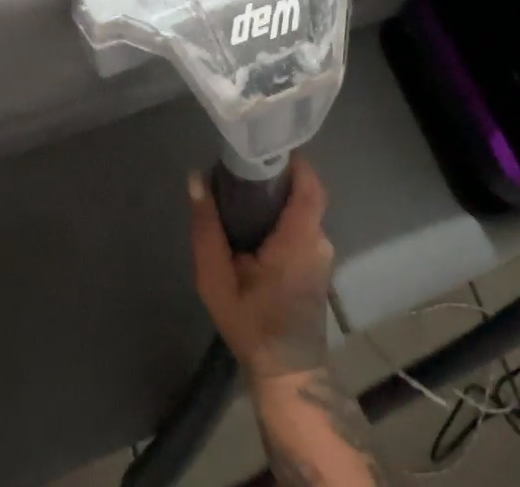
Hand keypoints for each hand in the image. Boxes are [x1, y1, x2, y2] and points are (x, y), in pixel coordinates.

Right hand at [189, 159, 334, 379]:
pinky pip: (302, 228)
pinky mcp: (318, 265)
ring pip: (302, 212)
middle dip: (275, 178)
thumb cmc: (250, 324)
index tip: (264, 146)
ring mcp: (323, 255)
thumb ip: (206, 227)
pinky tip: (253, 227)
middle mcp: (319, 242)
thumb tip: (196, 179)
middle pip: (304, 194)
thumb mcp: (215, 277)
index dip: (294, 161)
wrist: (286, 372)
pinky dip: (281, 218)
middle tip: (239, 170)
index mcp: (299, 241)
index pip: (310, 186)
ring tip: (239, 195)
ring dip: (277, 200)